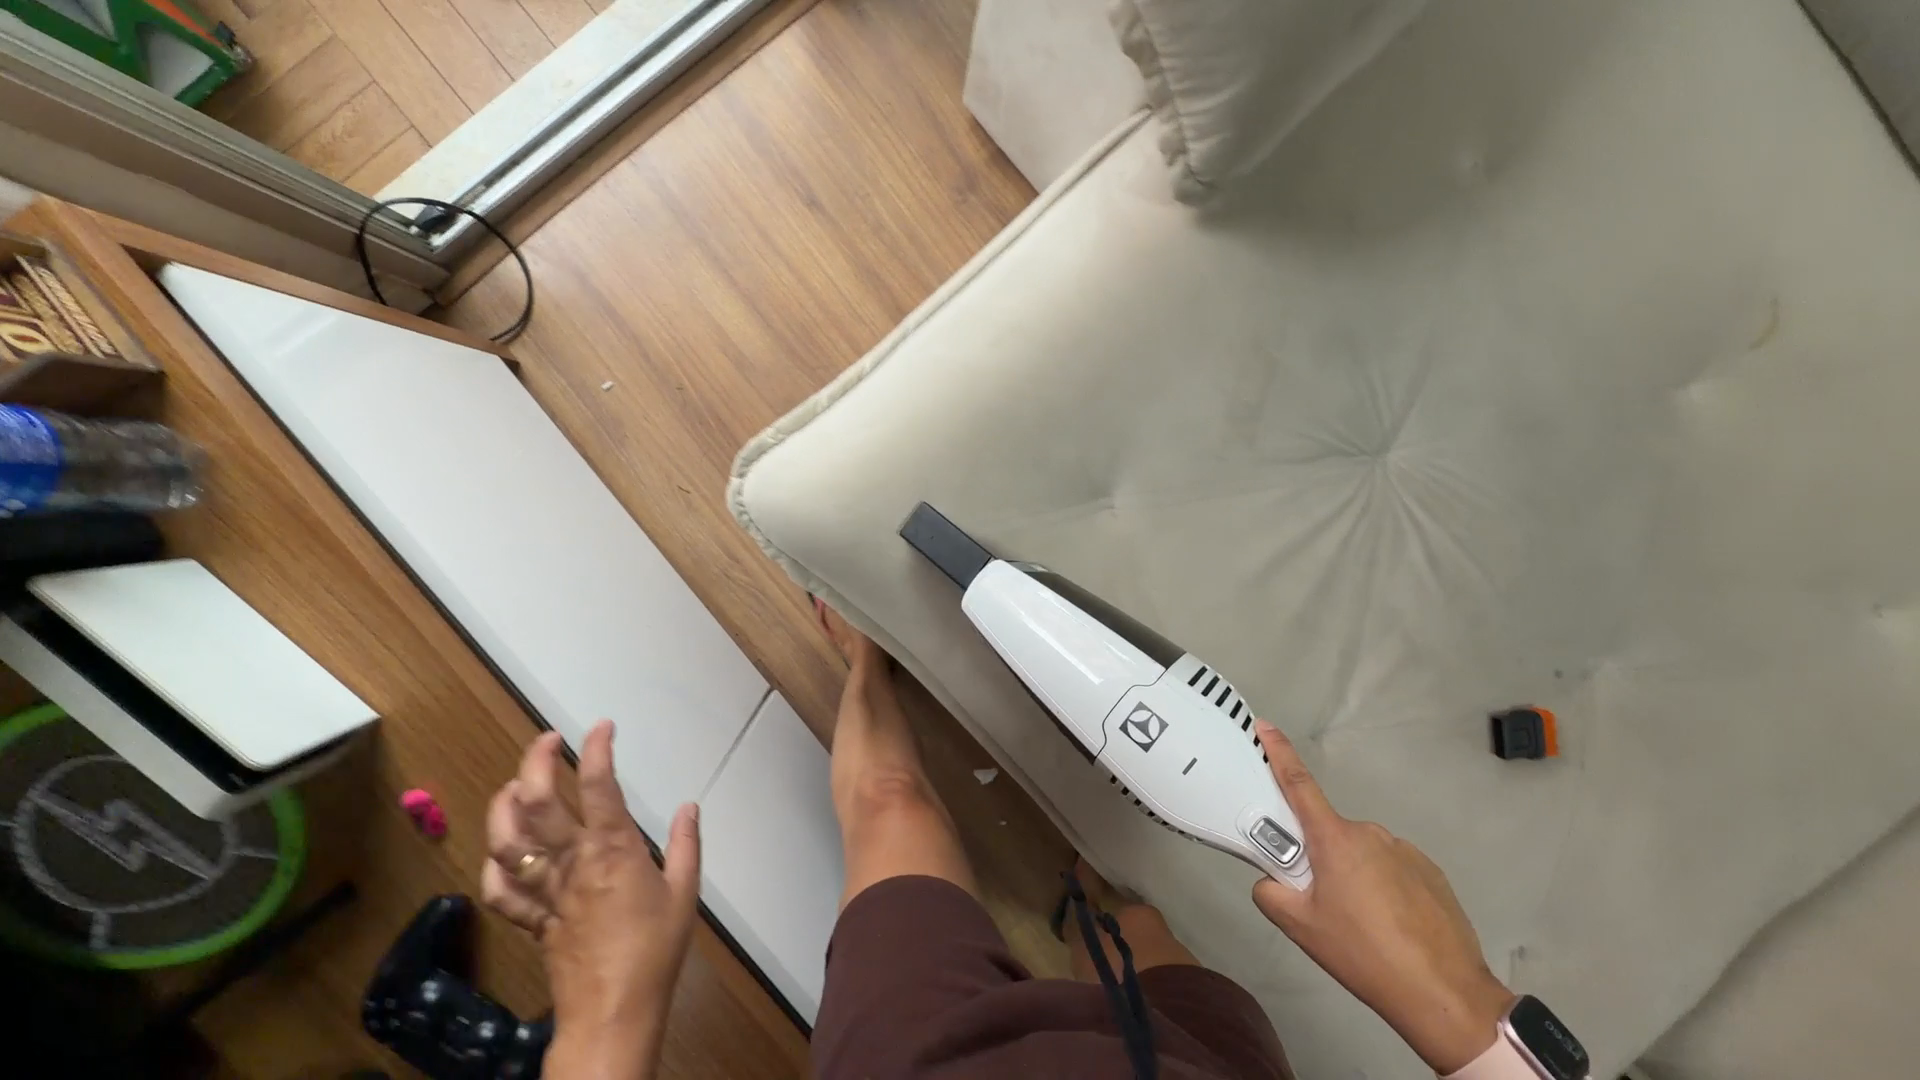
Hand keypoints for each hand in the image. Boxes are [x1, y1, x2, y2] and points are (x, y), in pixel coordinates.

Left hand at [482, 720, 701, 1078]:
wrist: (613, 1010)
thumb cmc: (655, 949)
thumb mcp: (686, 893)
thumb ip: (687, 845)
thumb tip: (690, 806)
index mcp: (613, 850)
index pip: (600, 786)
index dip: (597, 749)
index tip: (602, 727)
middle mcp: (571, 861)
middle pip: (537, 802)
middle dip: (536, 761)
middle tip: (548, 740)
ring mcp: (544, 889)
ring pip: (506, 839)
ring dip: (504, 803)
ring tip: (516, 783)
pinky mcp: (529, 918)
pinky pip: (499, 889)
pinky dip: (494, 864)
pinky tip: (502, 849)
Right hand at [1250, 720, 1513, 1074]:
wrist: (1444, 994)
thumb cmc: (1363, 953)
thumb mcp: (1299, 926)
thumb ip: (1269, 892)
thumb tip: (1271, 879)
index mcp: (1334, 839)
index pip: (1298, 784)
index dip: (1279, 753)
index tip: (1265, 726)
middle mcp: (1370, 833)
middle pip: (1328, 834)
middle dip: (1318, 858)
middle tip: (1322, 903)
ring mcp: (1405, 851)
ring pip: (1360, 854)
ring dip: (1353, 875)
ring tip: (1363, 925)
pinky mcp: (1431, 873)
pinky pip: (1392, 870)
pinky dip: (1383, 889)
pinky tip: (1392, 926)